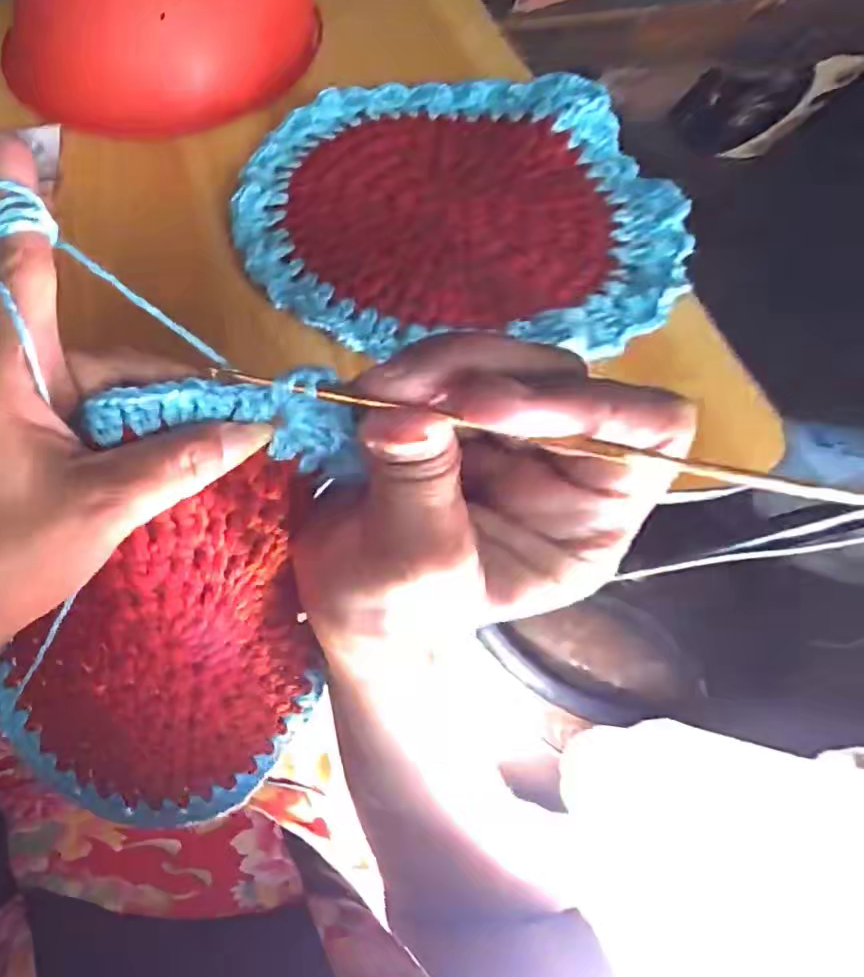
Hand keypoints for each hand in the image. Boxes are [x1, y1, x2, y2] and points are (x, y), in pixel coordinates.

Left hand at [0, 138, 273, 644]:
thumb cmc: (22, 554)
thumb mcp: (105, 505)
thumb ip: (177, 459)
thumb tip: (252, 424)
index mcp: (6, 379)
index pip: (21, 280)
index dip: (26, 215)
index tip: (20, 149)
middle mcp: (10, 380)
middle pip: (95, 349)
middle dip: (160, 381)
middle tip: (232, 411)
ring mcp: (21, 408)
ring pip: (102, 386)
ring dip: (152, 414)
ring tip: (210, 446)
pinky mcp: (33, 434)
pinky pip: (92, 412)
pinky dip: (131, 431)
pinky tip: (170, 457)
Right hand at [294, 333, 696, 654]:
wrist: (337, 606)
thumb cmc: (394, 609)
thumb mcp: (417, 560)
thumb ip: (417, 485)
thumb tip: (395, 416)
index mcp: (586, 513)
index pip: (639, 431)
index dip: (576, 404)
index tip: (480, 408)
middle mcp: (551, 464)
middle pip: (553, 380)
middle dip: (476, 376)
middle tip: (398, 387)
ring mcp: (487, 439)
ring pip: (486, 367)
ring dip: (426, 370)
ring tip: (367, 390)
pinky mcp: (427, 424)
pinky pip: (424, 380)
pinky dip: (391, 380)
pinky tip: (357, 395)